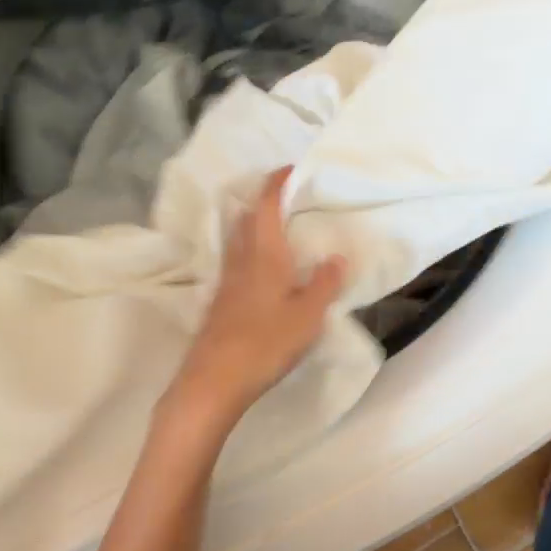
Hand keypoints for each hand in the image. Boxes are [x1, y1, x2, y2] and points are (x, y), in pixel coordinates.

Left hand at [173, 168, 346, 421]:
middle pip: (246, 218)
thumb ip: (324, 283)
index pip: (266, 205)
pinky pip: (237, 264)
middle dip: (265, 202)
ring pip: (239, 241)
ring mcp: (226, 282)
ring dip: (256, 227)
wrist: (213, 382)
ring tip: (281, 230)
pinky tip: (266, 271)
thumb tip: (337, 256)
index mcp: (264, 254)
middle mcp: (241, 260)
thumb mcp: (308, 315)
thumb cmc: (266, 343)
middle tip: (290, 198)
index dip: (277, 182)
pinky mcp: (220, 303)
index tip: (292, 169)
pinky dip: (252, 253)